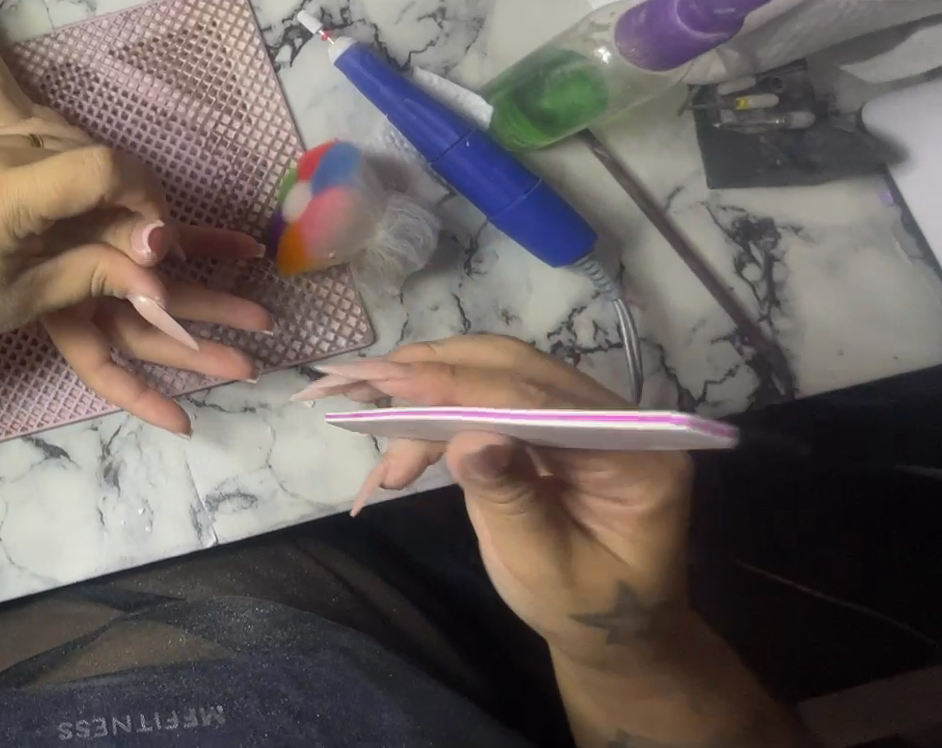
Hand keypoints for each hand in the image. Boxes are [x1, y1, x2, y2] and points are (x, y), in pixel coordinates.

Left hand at [0, 124, 270, 432]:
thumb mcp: (29, 297)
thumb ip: (96, 272)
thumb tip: (160, 274)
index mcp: (2, 191)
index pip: (100, 167)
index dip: (144, 198)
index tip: (157, 242)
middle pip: (92, 151)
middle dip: (128, 194)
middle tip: (139, 244)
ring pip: (73, 143)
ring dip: (103, 182)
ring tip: (110, 233)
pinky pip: (46, 144)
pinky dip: (74, 173)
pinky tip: (77, 211)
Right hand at [301, 336, 693, 670]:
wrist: (606, 625)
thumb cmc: (583, 606)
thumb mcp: (545, 566)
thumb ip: (511, 499)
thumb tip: (468, 439)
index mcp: (634, 454)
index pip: (536, 401)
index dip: (458, 387)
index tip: (389, 381)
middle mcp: (607, 418)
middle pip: (505, 366)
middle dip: (426, 370)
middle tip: (357, 380)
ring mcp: (569, 413)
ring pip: (480, 370)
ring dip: (416, 386)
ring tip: (357, 402)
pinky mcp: (535, 417)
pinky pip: (470, 395)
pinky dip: (424, 417)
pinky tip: (394, 456)